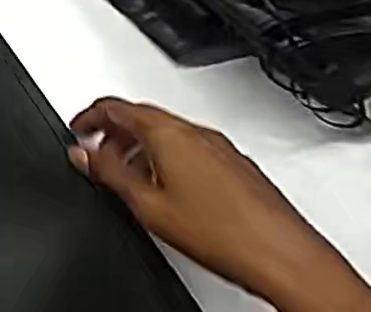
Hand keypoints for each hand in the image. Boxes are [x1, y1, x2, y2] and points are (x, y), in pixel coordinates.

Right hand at [69, 99, 370, 311]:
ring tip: (131, 175)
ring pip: (167, 132)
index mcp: (165, 130)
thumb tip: (82, 154)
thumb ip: (106, 172)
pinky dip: (170, 157)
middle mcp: (193, 130)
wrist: (292, 264)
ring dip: (142, 145)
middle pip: (140, 116)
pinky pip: (192, 147)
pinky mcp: (239, 166)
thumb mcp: (146, 204)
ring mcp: (220, 147)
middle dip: (114, 132)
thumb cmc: (227, 235)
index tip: (78, 128)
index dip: (88, 116)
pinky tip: (171, 189)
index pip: (112, 106)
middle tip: (98, 152)